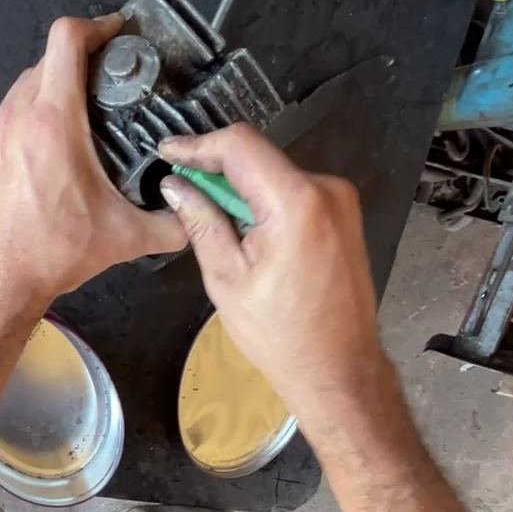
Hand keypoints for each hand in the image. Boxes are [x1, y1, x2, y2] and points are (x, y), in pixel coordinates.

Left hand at [0, 15, 185, 307]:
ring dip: (48, 95)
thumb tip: (194, 218)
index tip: (114, 35)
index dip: (95, 27)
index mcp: (53, 122)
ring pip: (20, 94)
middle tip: (104, 86)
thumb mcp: (124, 238)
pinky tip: (43, 158)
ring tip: (75, 120)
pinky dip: (25, 129)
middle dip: (75, 66)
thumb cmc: (56, 254)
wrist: (2, 283)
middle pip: (44, 63)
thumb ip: (170, 225)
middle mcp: (16, 119)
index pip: (67, 40)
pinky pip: (3, 127)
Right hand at [157, 125, 391, 420]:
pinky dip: (265, 206)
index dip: (198, 144)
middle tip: (183, 194)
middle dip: (217, 173)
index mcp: (295, 202)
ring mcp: (341, 202)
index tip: (168, 152)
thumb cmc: (279, 333)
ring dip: (241, 194)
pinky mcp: (344, 216)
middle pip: (258, 160)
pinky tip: (250, 239)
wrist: (336, 367)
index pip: (240, 145)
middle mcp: (326, 190)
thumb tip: (175, 185)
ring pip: (275, 178)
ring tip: (218, 229)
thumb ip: (201, 221)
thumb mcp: (226, 278)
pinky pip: (295, 196)